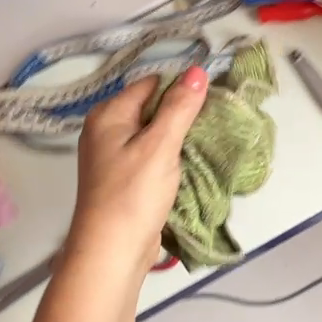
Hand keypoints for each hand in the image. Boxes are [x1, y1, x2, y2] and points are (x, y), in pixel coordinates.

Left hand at [67, 67, 208, 276]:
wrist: (112, 250)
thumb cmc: (133, 194)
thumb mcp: (160, 145)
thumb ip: (180, 107)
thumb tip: (198, 70)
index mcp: (109, 114)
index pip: (151, 84)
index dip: (181, 88)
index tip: (212, 100)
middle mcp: (106, 130)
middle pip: (152, 108)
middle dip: (182, 114)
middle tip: (214, 122)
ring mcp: (113, 156)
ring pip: (154, 134)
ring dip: (179, 138)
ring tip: (207, 142)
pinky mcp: (124, 179)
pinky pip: (152, 156)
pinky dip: (171, 158)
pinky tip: (190, 166)